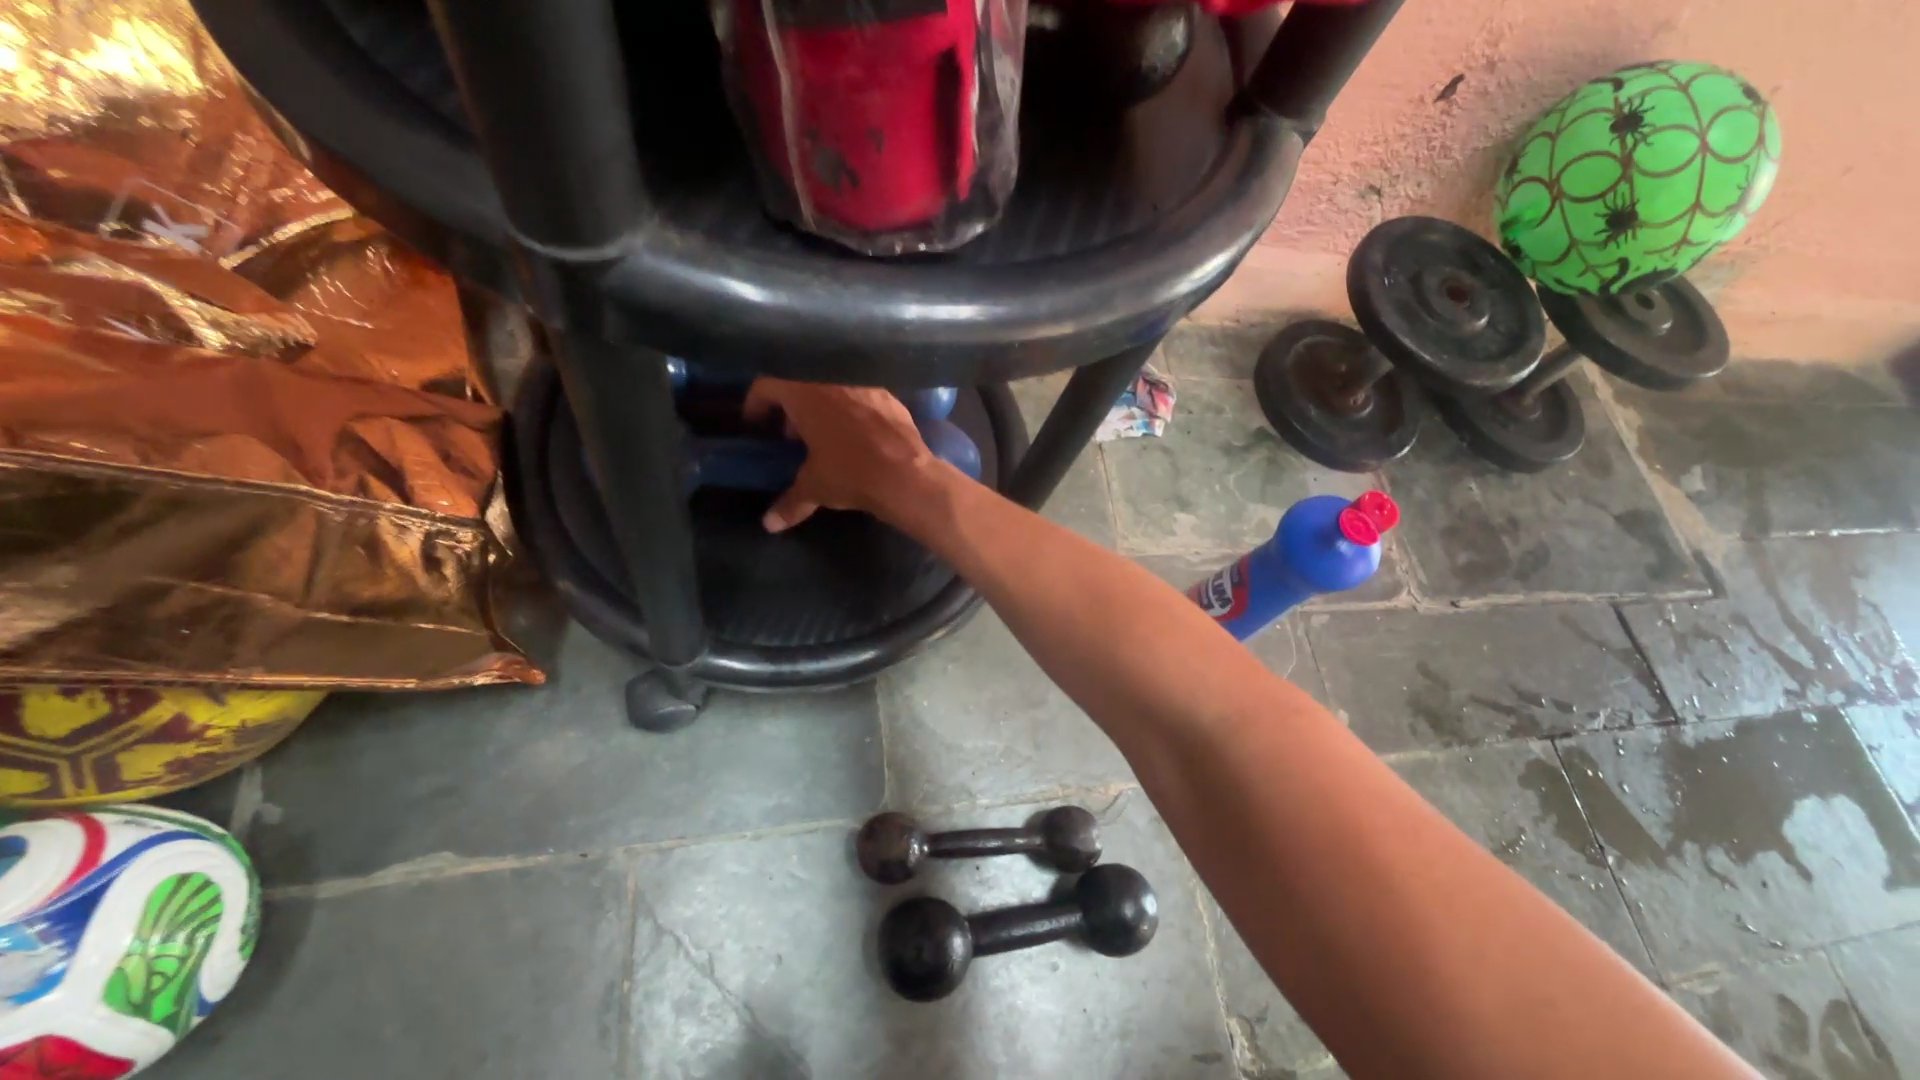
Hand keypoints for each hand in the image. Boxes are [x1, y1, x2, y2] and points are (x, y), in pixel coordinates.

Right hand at [743, 378, 937, 532]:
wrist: (907, 475)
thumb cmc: (850, 474)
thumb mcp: (814, 489)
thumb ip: (789, 502)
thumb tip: (769, 524)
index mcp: (806, 395)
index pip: (768, 386)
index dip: (756, 405)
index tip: (757, 426)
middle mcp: (834, 382)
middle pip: (801, 387)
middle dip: (793, 411)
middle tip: (792, 439)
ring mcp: (866, 386)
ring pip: (834, 390)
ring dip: (824, 410)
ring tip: (826, 440)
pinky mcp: (891, 398)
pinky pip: (862, 400)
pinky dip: (853, 413)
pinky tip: (859, 439)